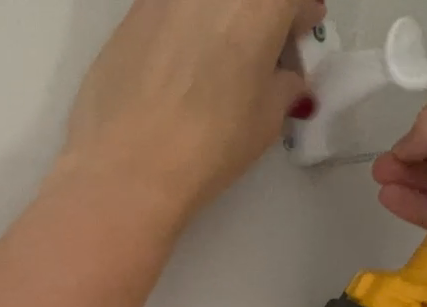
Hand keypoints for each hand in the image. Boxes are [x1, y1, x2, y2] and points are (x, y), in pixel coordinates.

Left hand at [56, 0, 324, 222]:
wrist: (125, 170)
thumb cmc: (208, 146)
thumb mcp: (266, 121)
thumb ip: (283, 85)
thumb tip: (283, 77)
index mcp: (260, 0)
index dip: (301, 14)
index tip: (301, 32)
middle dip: (258, 14)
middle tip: (259, 45)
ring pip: (204, 3)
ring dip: (217, 19)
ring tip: (213, 58)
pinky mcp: (127, 16)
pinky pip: (168, 13)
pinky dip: (181, 29)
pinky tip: (176, 68)